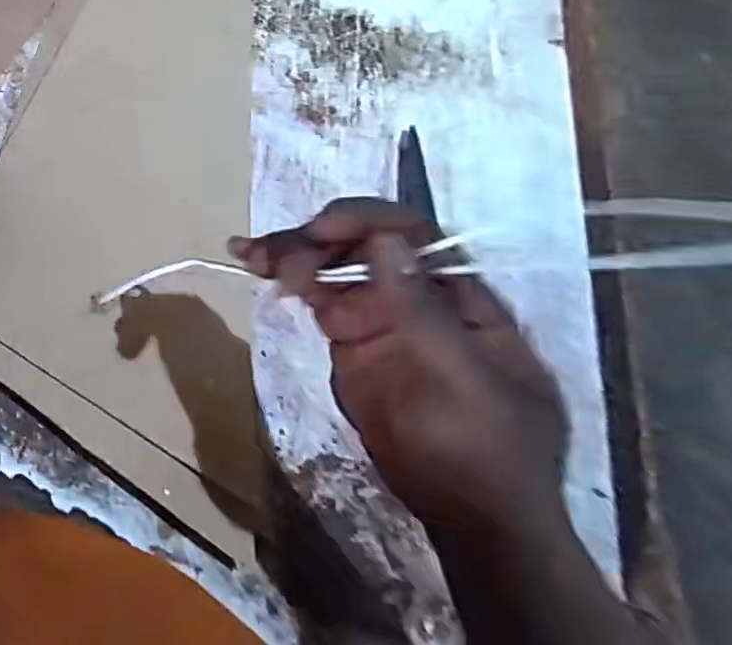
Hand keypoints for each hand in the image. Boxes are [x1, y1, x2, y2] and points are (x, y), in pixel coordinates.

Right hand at [231, 199, 567, 532]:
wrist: (465, 510)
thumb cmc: (483, 447)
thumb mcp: (463, 378)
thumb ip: (422, 309)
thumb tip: (384, 239)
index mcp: (459, 296)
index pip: (412, 235)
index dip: (364, 221)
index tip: (318, 231)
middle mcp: (416, 293)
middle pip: (359, 241)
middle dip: (312, 238)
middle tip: (269, 254)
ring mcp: (379, 312)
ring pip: (329, 263)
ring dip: (288, 251)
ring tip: (249, 255)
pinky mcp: (347, 332)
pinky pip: (312, 292)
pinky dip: (282, 274)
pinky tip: (251, 263)